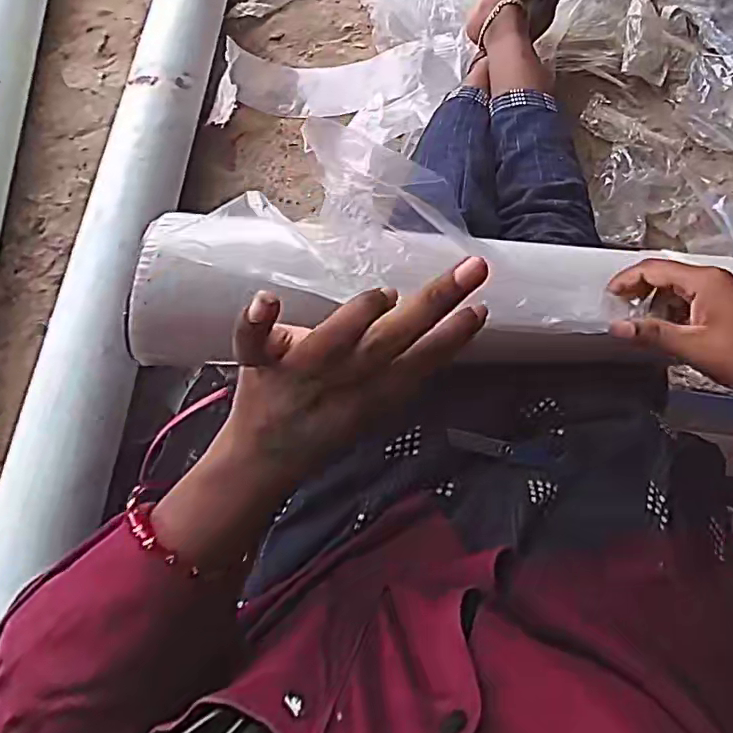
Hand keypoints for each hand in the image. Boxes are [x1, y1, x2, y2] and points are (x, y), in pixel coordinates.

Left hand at [222, 256, 490, 487]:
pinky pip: (253, 341)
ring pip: (331, 343)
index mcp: (373, 394)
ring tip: (385, 294)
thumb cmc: (325, 423)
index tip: (480, 308)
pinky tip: (266, 300)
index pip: (420, 362)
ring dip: (359, 318)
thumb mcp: (372, 404)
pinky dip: (258, 321)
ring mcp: (297, 374)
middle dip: (432, 305)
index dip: (452, 337)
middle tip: (472, 269)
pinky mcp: (258, 363)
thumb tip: (420, 309)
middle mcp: (341, 382)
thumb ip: (398, 366)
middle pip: (389, 342)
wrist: (260, 463)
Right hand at [607, 258, 732, 495]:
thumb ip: (653, 334)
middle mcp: (713, 279)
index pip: (654, 268)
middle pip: (664, 274)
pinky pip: (690, 301)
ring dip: (655, 303)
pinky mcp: (727, 307)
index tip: (607, 297)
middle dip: (638, 290)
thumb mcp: (694, 347)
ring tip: (639, 324)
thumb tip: (617, 326)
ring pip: (677, 289)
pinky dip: (672, 312)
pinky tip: (665, 331)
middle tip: (618, 310)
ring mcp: (722, 292)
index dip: (626, 280)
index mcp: (704, 280)